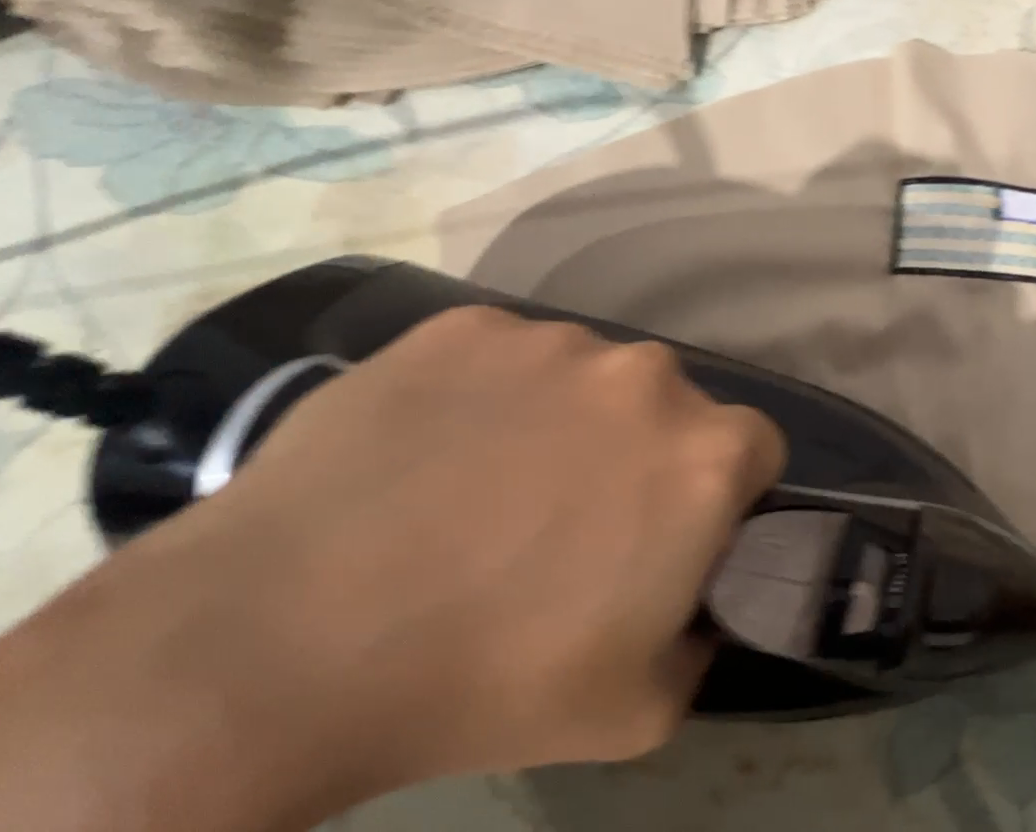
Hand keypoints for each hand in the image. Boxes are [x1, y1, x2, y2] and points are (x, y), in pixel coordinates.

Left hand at [0, 306, 784, 830]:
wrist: (278, 646)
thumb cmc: (488, 682)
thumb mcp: (642, 708)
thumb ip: (705, 642)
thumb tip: (700, 600)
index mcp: (706, 456)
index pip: (757, 450)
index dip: (724, 495)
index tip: (674, 534)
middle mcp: (647, 376)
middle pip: (672, 407)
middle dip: (645, 454)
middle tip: (574, 518)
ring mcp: (549, 341)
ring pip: (589, 375)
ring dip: (568, 419)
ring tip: (491, 485)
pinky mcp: (462, 327)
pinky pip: (505, 356)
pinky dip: (490, 394)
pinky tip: (435, 451)